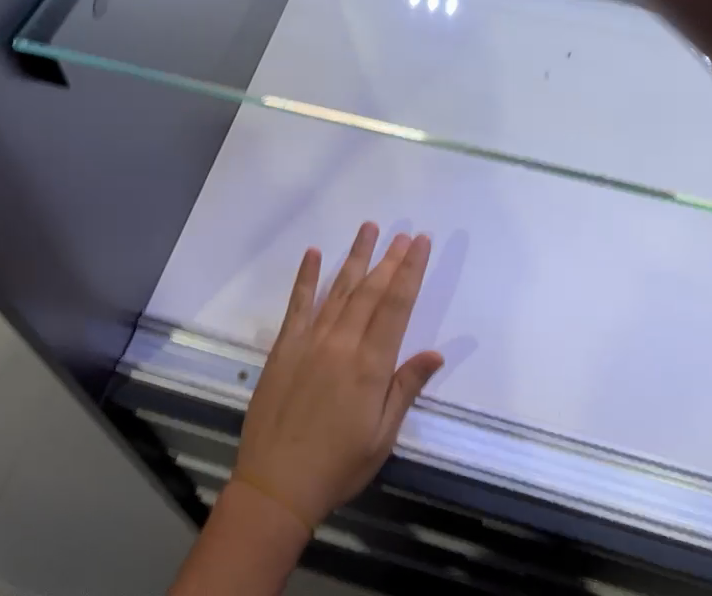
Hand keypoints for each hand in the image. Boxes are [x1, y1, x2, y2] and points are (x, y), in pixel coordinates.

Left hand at [230, 223, 444, 530]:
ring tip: (369, 228)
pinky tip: (314, 253)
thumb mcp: (382, 435)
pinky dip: (306, 277)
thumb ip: (405, 388)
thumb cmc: (339, 465)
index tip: (421, 243)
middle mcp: (341, 343)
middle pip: (370, 291)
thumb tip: (435, 353)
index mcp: (370, 365)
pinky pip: (297, 304)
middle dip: (390, 259)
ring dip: (355, 257)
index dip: (410, 271)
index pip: (396, 306)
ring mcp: (309, 341)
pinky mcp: (284, 347)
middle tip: (404, 233)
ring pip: (338, 289)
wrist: (276, 483)